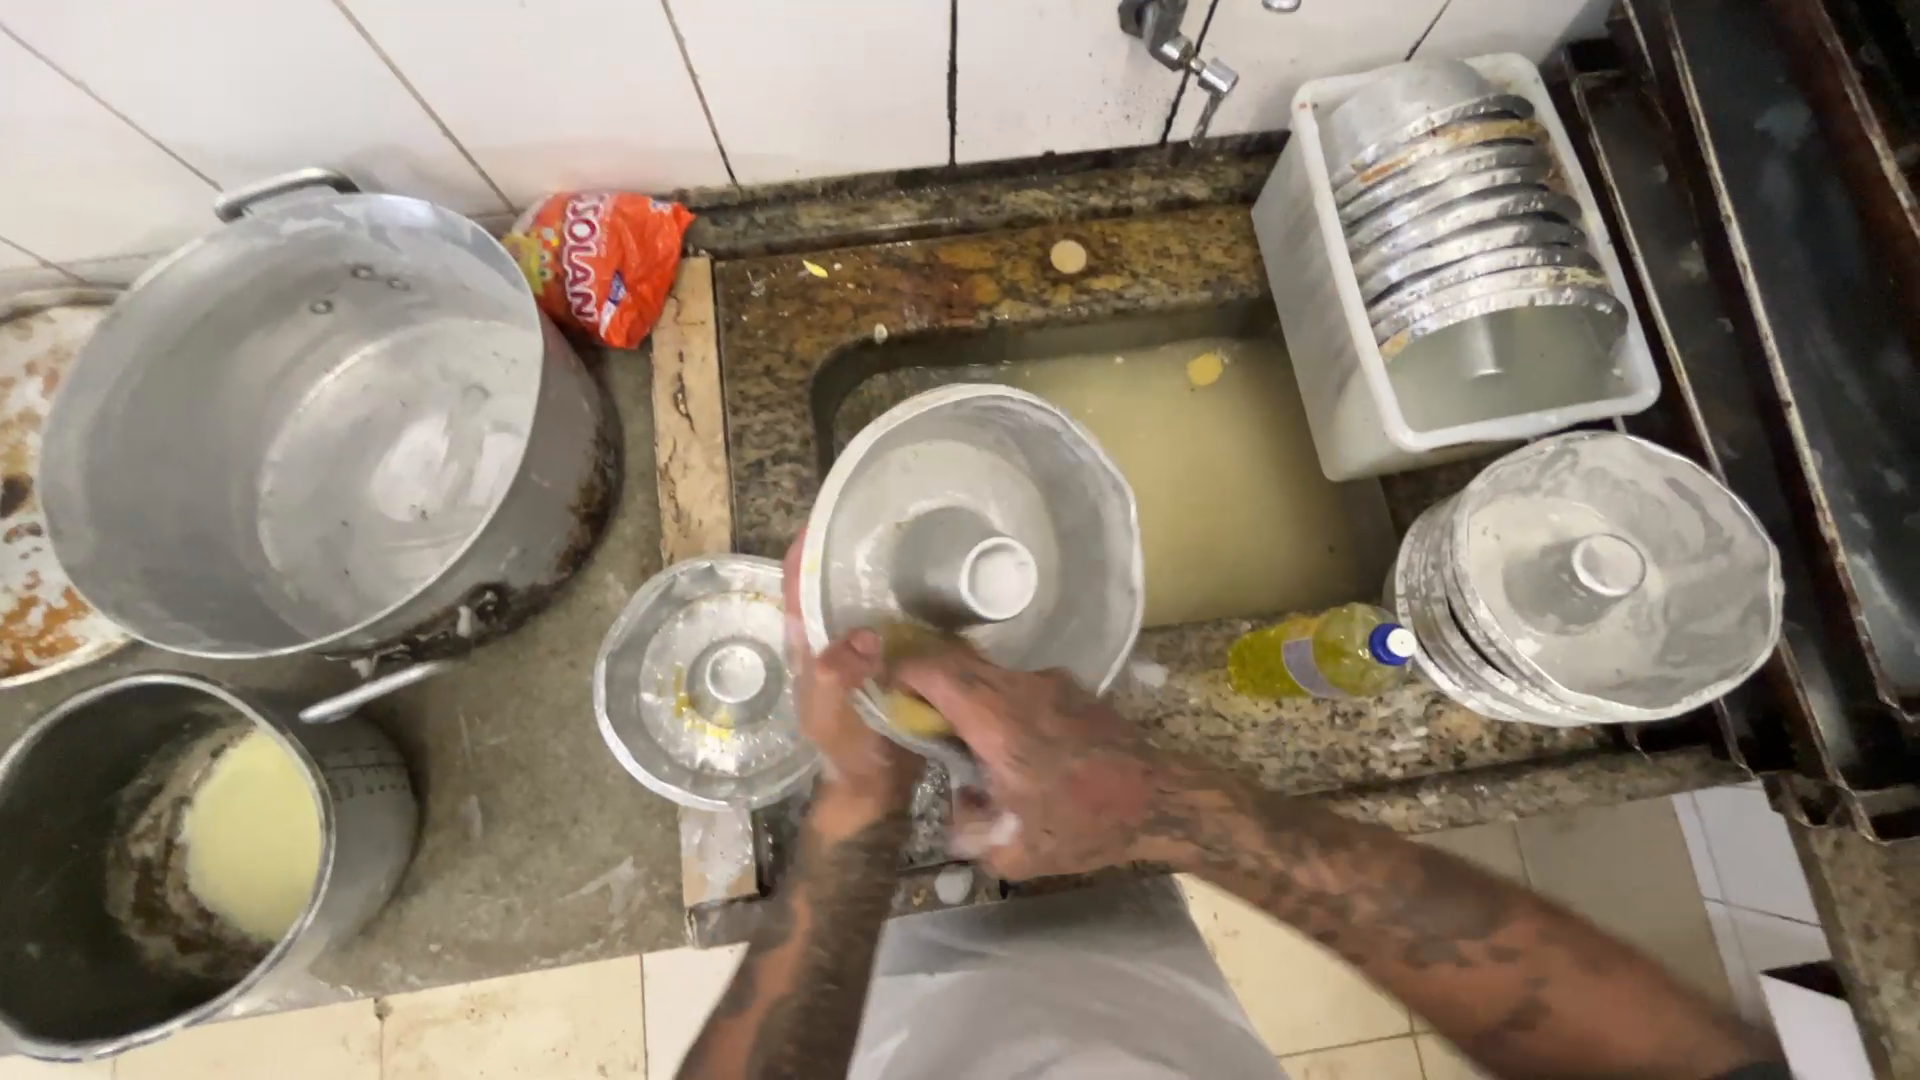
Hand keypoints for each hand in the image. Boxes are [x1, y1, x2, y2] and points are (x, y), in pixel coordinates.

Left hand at [783, 537, 920, 822]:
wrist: (881, 787)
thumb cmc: (846, 751)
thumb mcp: (828, 717)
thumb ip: (833, 679)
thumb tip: (864, 635)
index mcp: (807, 644)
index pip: (798, 584)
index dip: (806, 549)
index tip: (828, 514)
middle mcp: (834, 637)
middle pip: (836, 583)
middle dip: (852, 551)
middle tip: (886, 519)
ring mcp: (867, 647)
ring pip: (871, 598)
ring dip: (887, 573)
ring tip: (918, 540)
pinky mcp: (898, 656)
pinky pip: (904, 620)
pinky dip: (917, 602)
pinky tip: (942, 585)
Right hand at [890, 645, 1189, 878]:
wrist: (1161, 800)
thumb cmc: (1085, 825)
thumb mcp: (1016, 851)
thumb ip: (970, 831)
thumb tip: (957, 810)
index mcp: (999, 722)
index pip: (938, 672)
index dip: (904, 671)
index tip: (886, 686)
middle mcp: (1021, 689)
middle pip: (960, 664)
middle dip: (930, 682)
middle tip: (917, 716)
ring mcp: (1050, 683)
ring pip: (990, 675)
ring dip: (969, 698)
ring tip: (974, 743)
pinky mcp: (1071, 688)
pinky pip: (1020, 687)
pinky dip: (1002, 705)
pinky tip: (1019, 746)